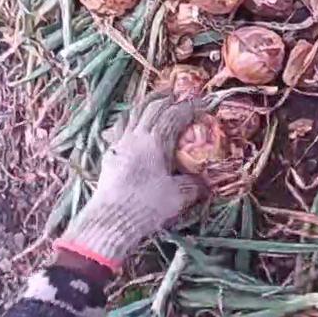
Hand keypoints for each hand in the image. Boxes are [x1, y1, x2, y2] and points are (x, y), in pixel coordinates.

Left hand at [54, 93, 203, 268]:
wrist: (110, 221)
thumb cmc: (147, 205)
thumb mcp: (178, 196)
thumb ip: (194, 185)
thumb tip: (208, 183)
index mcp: (155, 141)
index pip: (174, 115)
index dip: (189, 107)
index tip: (202, 103)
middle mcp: (135, 137)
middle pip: (150, 108)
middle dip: (165, 99)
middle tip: (177, 95)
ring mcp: (119, 145)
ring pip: (131, 116)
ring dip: (144, 107)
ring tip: (152, 104)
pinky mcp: (110, 158)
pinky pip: (118, 131)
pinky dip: (127, 124)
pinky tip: (127, 129)